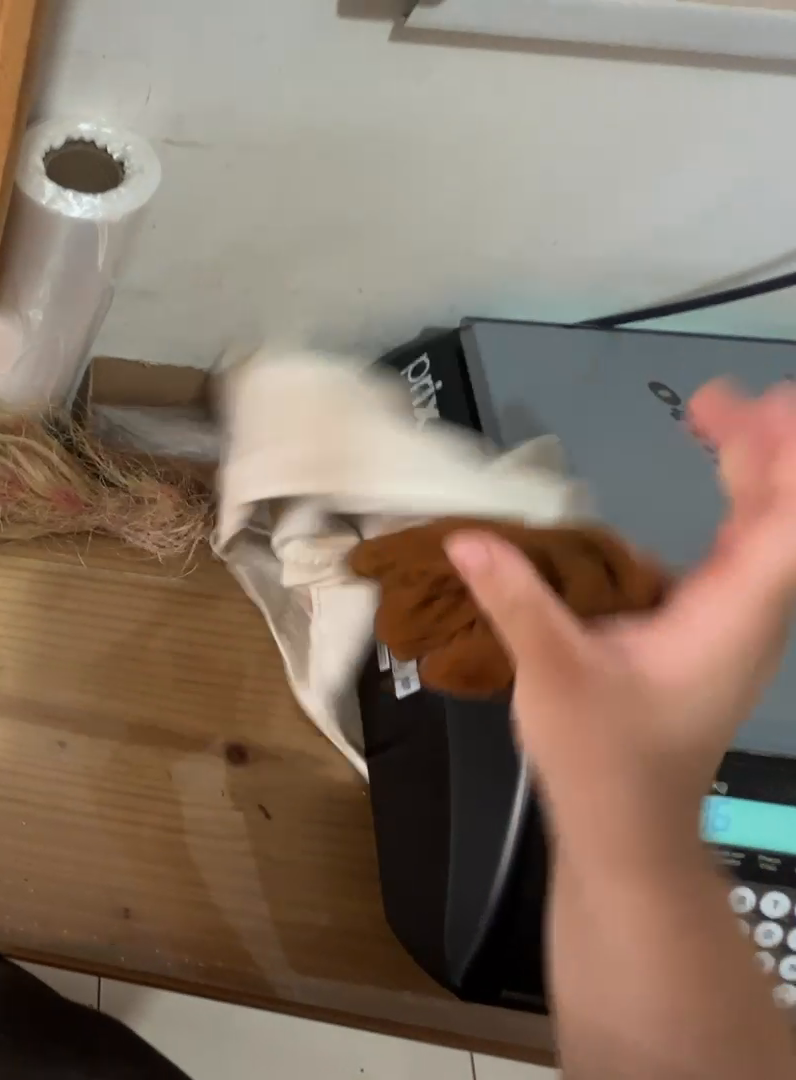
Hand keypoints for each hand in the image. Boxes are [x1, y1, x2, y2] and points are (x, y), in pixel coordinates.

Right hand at [446, 380, 795, 851]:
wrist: (624, 817)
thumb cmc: (604, 750)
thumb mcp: (553, 672)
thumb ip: (517, 601)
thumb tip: (467, 538)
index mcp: (731, 617)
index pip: (785, 524)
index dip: (778, 460)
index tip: (745, 406)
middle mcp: (744, 614)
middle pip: (782, 520)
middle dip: (764, 452)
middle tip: (716, 400)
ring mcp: (723, 625)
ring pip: (760, 536)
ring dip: (749, 476)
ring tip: (713, 428)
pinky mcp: (695, 634)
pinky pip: (725, 557)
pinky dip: (720, 512)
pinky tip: (684, 504)